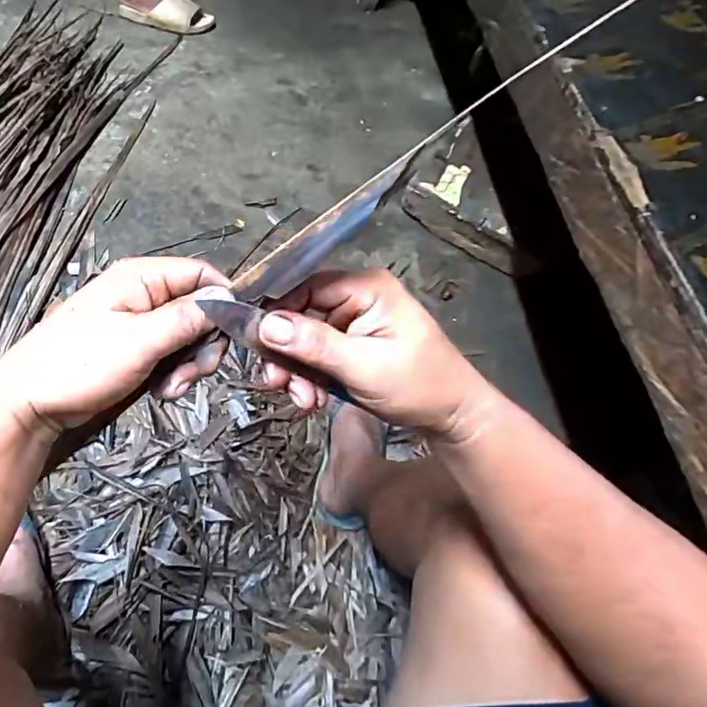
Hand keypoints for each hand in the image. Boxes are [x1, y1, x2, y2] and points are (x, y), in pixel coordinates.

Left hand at [0, 257, 228, 436]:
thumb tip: (227, 298)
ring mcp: (138, 323)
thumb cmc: (77, 365)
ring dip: (189, 365)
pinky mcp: (135, 349)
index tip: (232, 334)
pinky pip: (170, 355)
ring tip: (170, 388)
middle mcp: (141, 295)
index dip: (223, 301)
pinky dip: (174, 374)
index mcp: (140, 278)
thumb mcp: (140, 341)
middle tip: (195, 372)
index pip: (201, 274)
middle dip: (204, 343)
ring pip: (187, 337)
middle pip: (199, 309)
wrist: (29, 404)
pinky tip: (161, 390)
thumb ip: (187, 318)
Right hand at [251, 268, 500, 441]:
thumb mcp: (362, 366)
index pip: (304, 286)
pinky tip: (313, 400)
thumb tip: (264, 324)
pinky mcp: (351, 347)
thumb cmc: (418, 386)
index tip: (253, 341)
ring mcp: (353, 324)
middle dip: (286, 353)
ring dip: (296, 371)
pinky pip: (316, 356)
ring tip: (303, 401)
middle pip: (300, 315)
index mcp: (365, 288)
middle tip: (277, 383)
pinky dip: (309, 378)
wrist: (453, 419)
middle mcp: (356, 298)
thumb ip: (312, 344)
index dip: (275, 312)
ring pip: (304, 339)